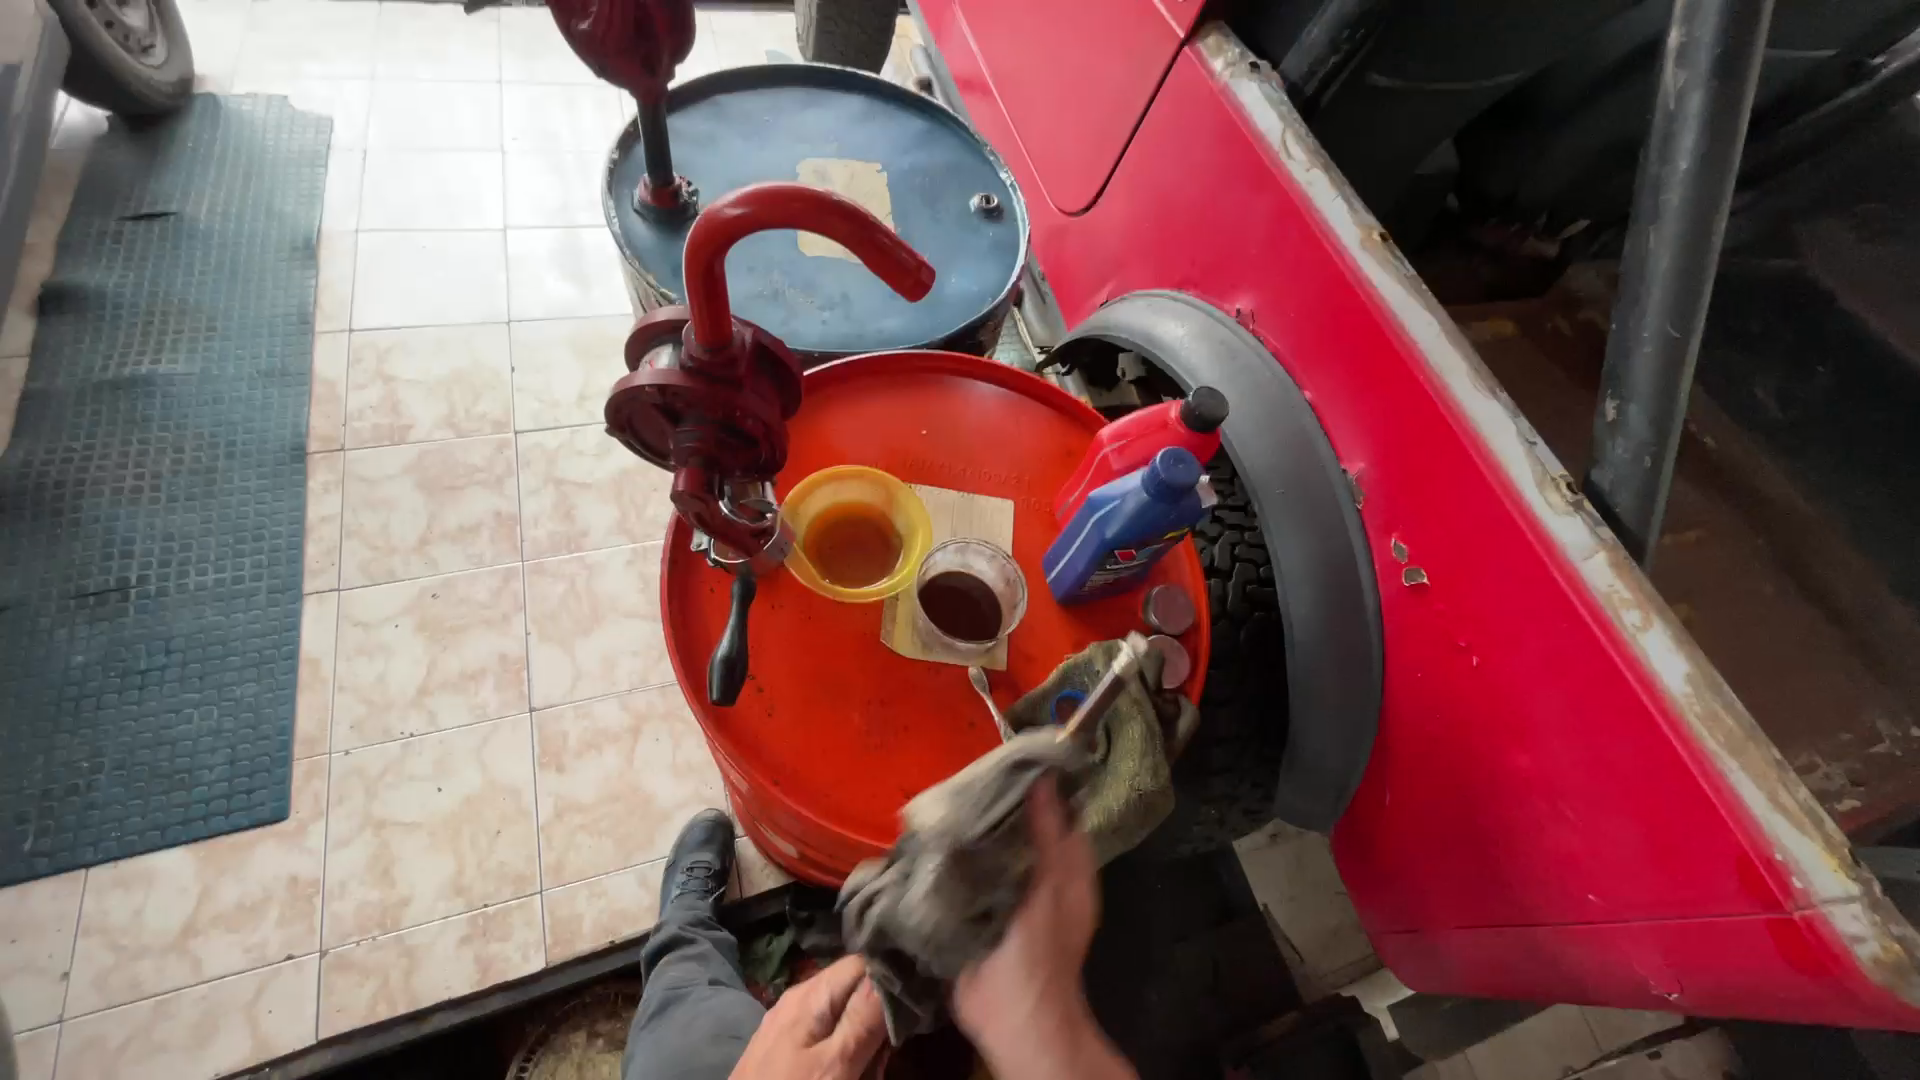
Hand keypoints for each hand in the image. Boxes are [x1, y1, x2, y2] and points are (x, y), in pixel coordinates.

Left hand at [730, 954, 888, 1079]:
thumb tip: (891, 966)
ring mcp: (786, 1024)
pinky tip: (845, 1073)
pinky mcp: (780, 1049)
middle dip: (875, 1016)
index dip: (890, 979)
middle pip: (852, 988)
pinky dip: (840, 1051)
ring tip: (868, 1070)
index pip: (862, 962)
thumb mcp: (834, 1066)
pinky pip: (822, 1037)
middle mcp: (797, 997)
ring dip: (860, 1039)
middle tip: (885, 1054)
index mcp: (810, 993)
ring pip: (839, 1015)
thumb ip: (864, 1017)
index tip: (911, 1007)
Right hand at [953, 778, 1132, 1079]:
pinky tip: (932, 837)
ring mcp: (1006, 893)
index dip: (1039, 788)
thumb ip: (1048, 833)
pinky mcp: (976, 909)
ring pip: (990, 849)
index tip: (1012, 759)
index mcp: (1066, 867)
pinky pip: (965, 875)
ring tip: (946, 797)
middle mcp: (1038, 875)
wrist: (1013, 1017)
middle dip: (997, 806)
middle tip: (968, 775)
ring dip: (971, 831)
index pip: (1056, 814)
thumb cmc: (1043, 948)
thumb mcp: (1052, 884)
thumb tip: (1045, 779)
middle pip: (1019, 829)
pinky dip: (953, 858)